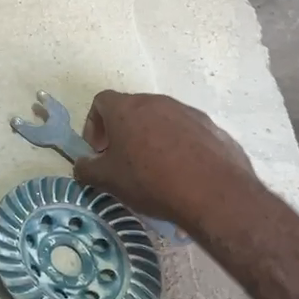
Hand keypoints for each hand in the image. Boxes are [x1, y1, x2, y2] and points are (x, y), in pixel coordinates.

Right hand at [72, 90, 256, 230]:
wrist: (217, 196)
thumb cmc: (151, 181)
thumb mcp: (107, 180)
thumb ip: (86, 169)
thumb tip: (82, 165)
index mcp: (126, 108)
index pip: (100, 102)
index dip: (94, 124)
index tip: (99, 149)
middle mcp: (157, 102)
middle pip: (133, 109)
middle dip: (124, 131)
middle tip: (125, 158)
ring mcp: (190, 114)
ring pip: (163, 120)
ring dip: (154, 137)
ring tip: (158, 168)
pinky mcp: (216, 131)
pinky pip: (191, 134)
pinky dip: (182, 147)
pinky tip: (186, 174)